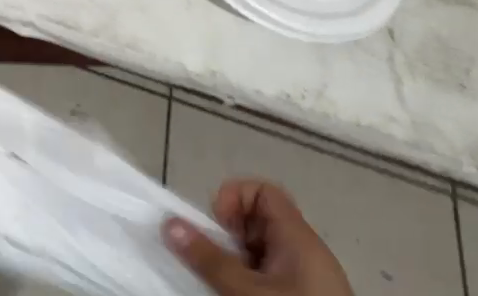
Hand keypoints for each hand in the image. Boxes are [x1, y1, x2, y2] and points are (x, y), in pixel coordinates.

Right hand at [164, 180, 353, 295]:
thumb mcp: (247, 292)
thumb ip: (209, 258)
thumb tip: (169, 223)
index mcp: (299, 239)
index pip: (263, 191)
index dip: (235, 199)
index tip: (219, 229)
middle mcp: (306, 252)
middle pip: (259, 221)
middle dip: (229, 236)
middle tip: (219, 263)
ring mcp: (308, 279)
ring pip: (261, 250)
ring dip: (237, 262)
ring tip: (229, 287)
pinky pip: (271, 275)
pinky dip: (250, 281)